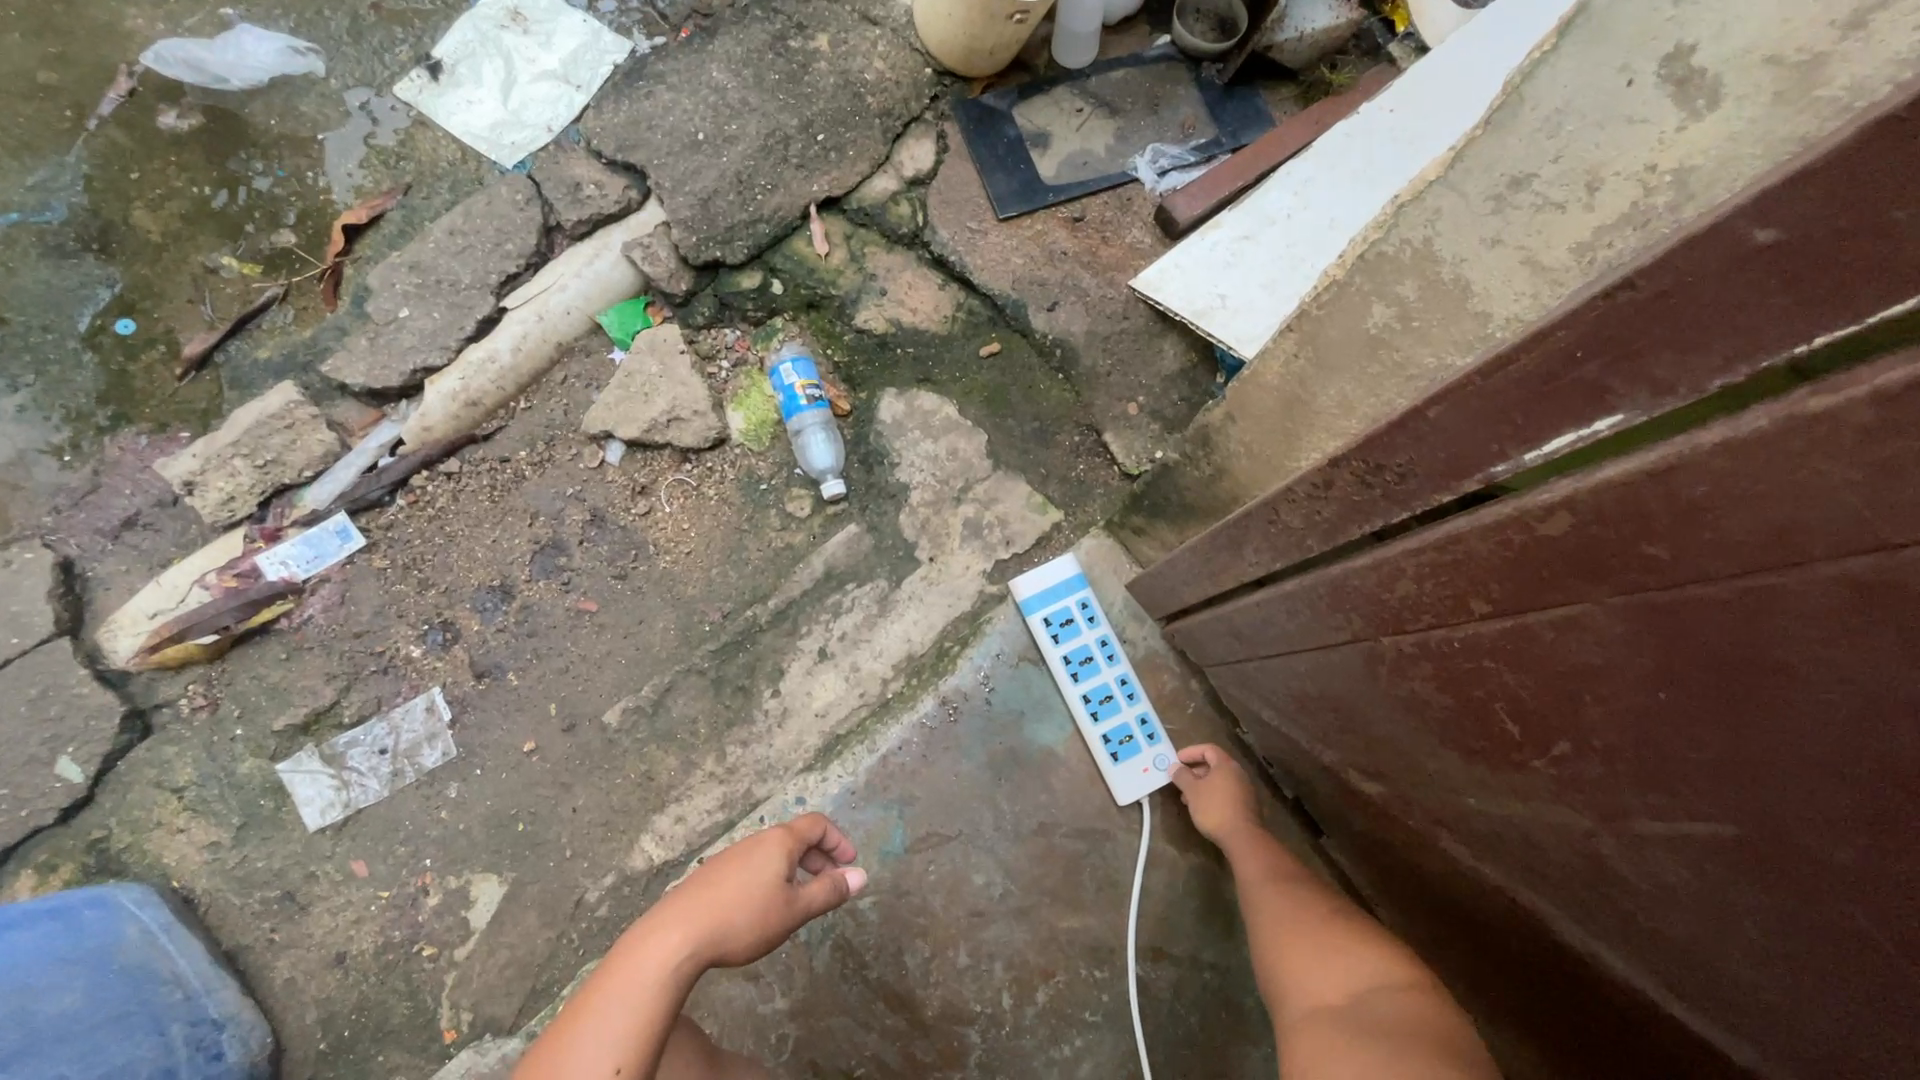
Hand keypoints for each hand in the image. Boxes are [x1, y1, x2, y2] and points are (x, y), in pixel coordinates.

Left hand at [645, 812, 867, 969]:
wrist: (675, 936)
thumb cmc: (744, 919)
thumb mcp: (794, 910)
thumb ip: (829, 891)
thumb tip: (861, 875)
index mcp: (780, 841)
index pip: (818, 824)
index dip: (839, 841)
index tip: (850, 865)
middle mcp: (756, 840)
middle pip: (796, 837)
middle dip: (820, 858)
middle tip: (831, 886)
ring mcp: (732, 856)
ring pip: (774, 854)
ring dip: (796, 870)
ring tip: (800, 903)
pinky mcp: (713, 875)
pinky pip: (755, 866)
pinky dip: (773, 878)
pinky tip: (764, 910)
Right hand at [1170, 744, 1264, 851]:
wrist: (1243, 838)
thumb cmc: (1214, 809)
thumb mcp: (1192, 791)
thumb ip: (1182, 776)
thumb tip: (1175, 767)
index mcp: (1226, 765)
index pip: (1208, 749)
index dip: (1191, 752)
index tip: (1177, 760)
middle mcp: (1238, 773)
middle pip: (1214, 764)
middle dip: (1194, 770)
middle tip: (1180, 779)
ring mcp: (1244, 790)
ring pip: (1218, 780)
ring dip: (1201, 785)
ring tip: (1186, 797)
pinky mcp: (1245, 805)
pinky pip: (1225, 792)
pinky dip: (1211, 794)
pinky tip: (1201, 808)